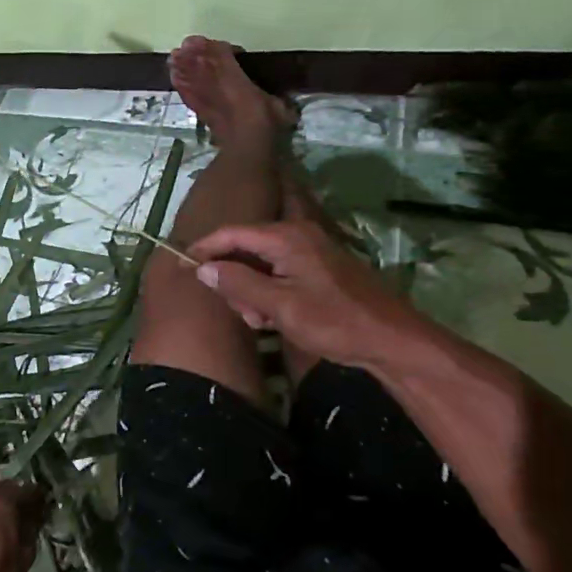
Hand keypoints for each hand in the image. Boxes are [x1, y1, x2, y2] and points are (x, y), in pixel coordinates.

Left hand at [0, 479, 48, 571]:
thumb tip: (38, 514)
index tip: (46, 505)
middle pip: (10, 486)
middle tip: (30, 510)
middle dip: (22, 494)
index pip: (30, 489)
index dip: (41, 496)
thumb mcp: (27, 553)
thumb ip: (33, 528)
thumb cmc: (0, 570)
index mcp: (7, 503)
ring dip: (6, 501)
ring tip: (13, 519)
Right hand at [189, 220, 416, 368]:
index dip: (203, 248)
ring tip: (264, 323)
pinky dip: (270, 295)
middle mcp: (296, 236)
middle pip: (245, 249)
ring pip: (260, 266)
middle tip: (244, 314)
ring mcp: (309, 252)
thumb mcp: (280, 306)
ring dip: (253, 294)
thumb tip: (203, 268)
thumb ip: (239, 284)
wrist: (390, 339)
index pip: (231, 233)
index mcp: (286, 237)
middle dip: (235, 281)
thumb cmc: (334, 321)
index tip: (181, 266)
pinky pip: (278, 274)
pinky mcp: (316, 269)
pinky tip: (277, 320)